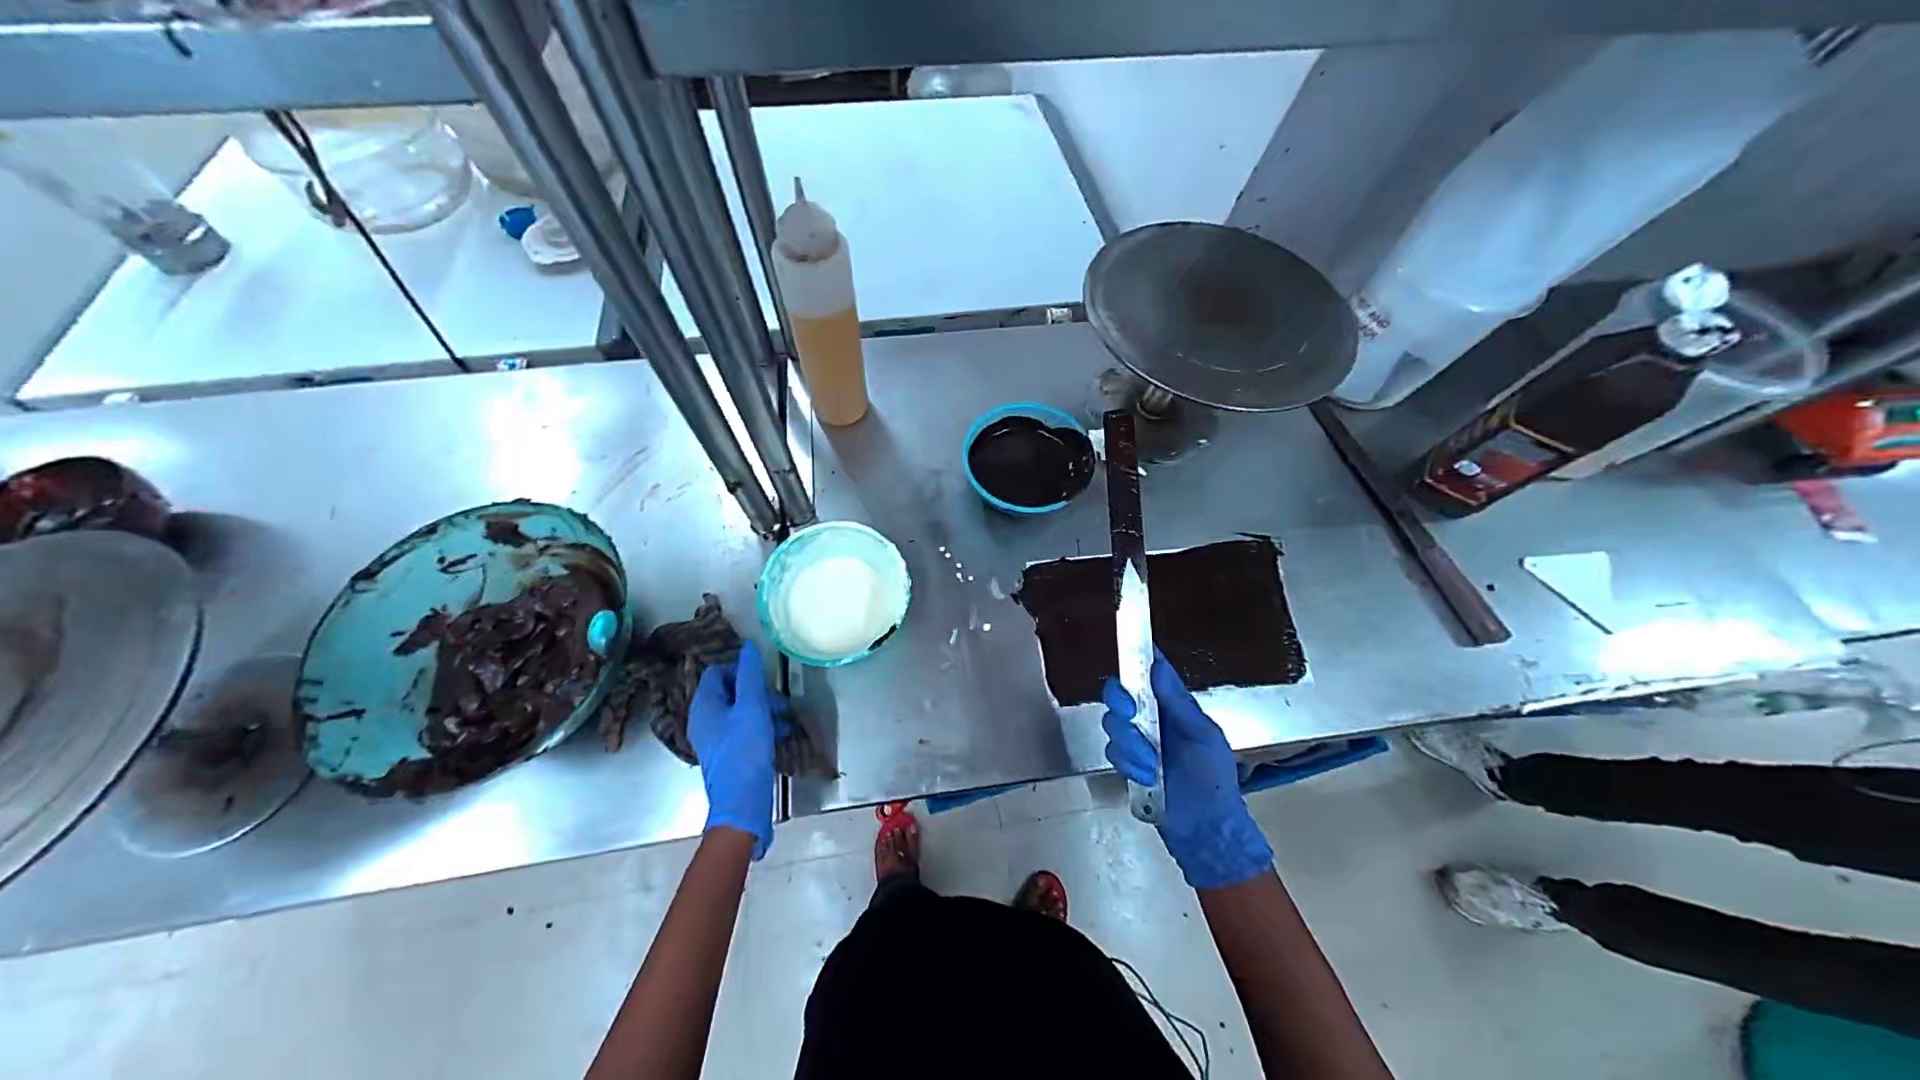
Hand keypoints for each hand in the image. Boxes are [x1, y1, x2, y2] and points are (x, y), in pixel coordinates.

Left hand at [689, 640, 779, 859]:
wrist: (742, 803)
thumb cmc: (745, 751)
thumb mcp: (752, 708)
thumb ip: (750, 675)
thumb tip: (749, 646)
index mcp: (704, 705)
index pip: (717, 672)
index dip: (741, 670)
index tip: (764, 678)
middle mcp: (704, 720)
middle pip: (731, 691)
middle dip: (758, 692)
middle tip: (780, 701)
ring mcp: (715, 739)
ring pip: (741, 711)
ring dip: (765, 710)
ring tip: (786, 718)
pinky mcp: (728, 754)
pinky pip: (745, 730)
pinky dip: (762, 727)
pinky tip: (781, 735)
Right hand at [1101, 652, 1272, 888]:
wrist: (1207, 831)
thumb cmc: (1214, 780)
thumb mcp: (1204, 737)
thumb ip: (1178, 703)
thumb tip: (1158, 667)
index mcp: (1174, 706)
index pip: (1150, 673)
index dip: (1136, 660)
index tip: (1128, 656)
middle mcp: (1153, 719)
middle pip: (1120, 695)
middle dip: (1120, 703)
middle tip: (1131, 714)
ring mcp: (1138, 742)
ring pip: (1113, 725)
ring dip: (1130, 744)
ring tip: (1150, 764)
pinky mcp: (1128, 765)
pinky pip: (1112, 753)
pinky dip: (1127, 764)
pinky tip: (1146, 777)